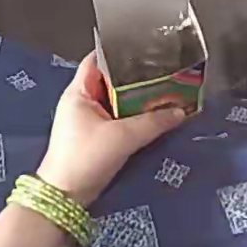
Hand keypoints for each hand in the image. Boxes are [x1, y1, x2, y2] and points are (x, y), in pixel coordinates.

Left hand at [35, 52, 188, 205]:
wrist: (64, 199)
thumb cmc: (86, 158)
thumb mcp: (122, 137)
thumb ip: (154, 122)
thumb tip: (181, 112)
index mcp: (78, 92)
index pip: (97, 59)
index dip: (119, 51)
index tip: (145, 47)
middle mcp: (80, 101)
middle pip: (110, 79)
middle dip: (135, 76)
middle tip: (163, 69)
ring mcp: (86, 120)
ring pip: (115, 100)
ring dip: (136, 97)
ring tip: (165, 89)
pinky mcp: (94, 137)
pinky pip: (116, 117)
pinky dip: (132, 114)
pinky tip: (154, 114)